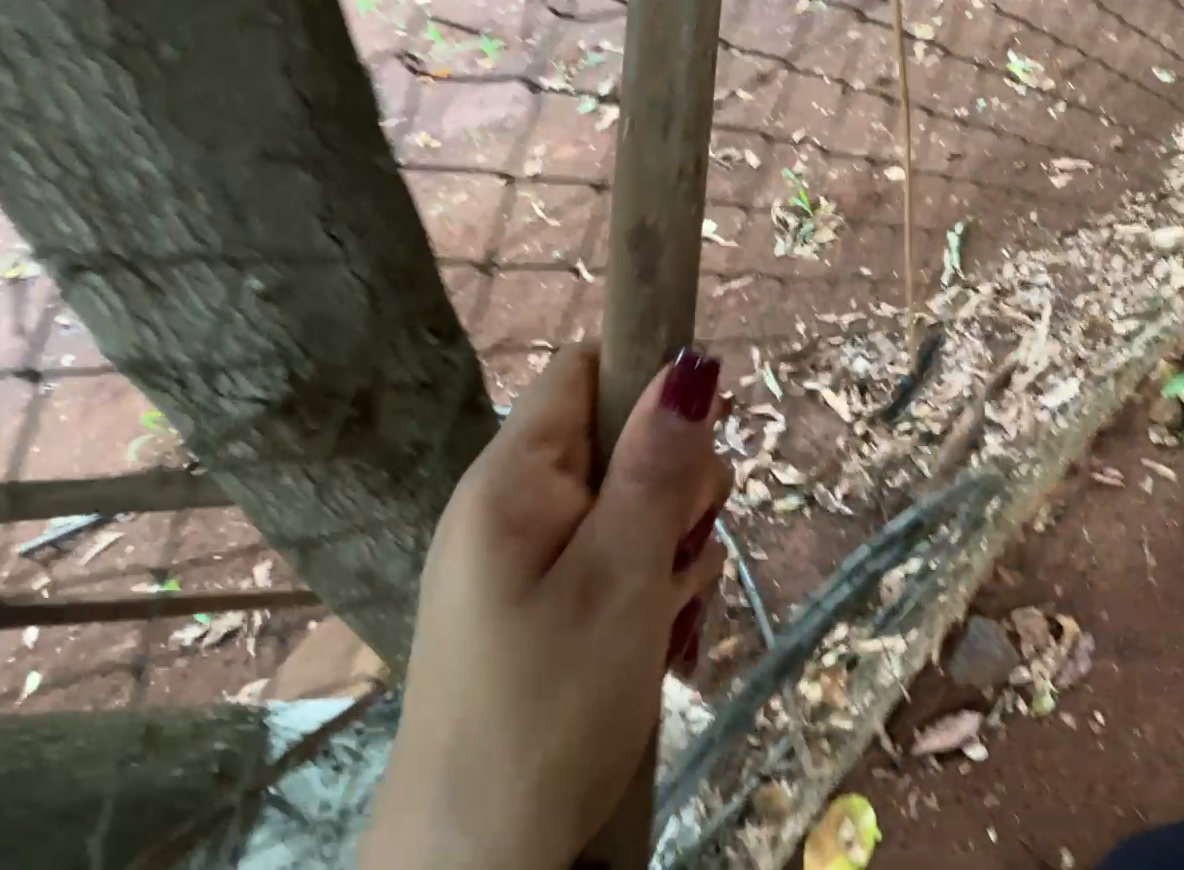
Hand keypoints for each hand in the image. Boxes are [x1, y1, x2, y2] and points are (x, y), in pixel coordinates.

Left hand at [360, 345, 730, 869]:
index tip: (703, 433)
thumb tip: (692, 363)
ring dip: (674, 544)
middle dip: (676, 484)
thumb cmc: (549, 706)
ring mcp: (534, 559)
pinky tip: (659, 638)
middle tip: (681, 545)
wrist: (481, 859)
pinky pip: (623, 561)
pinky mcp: (552, 604)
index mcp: (516, 479)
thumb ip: (658, 468)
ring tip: (667, 609)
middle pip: (626, 442)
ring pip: (638, 506)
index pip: (587, 372)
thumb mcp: (621, 576)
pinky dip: (655, 587)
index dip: (651, 379)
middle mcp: (519, 506)